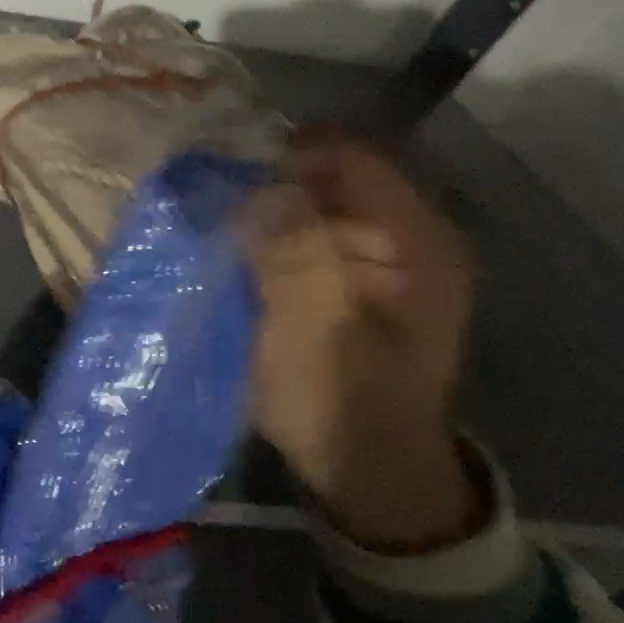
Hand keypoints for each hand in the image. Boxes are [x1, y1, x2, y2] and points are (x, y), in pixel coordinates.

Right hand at [242, 130, 483, 552]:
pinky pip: (306, 233)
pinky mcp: (350, 279)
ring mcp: (379, 258)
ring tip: (210, 215)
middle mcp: (404, 236)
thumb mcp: (315, 327)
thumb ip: (292, 251)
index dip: (286, 152)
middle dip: (267, 178)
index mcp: (416, 240)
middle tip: (207, 192)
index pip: (351, 157)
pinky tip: (232, 244)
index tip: (224, 165)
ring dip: (263, 206)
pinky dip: (269, 231)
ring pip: (313, 203)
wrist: (368, 471)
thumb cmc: (346, 402)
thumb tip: (258, 186)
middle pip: (329, 175)